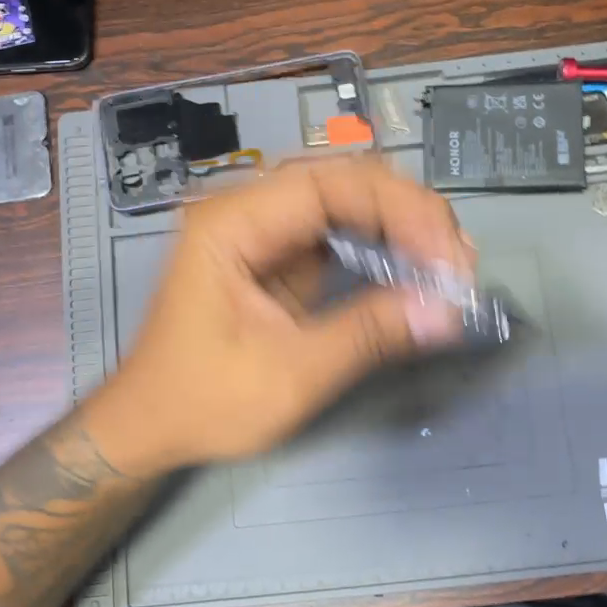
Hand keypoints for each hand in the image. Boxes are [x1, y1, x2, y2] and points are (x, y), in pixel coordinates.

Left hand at [80, 158, 471, 475]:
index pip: (329, 183)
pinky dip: (383, 248)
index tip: (446, 254)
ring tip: (449, 266)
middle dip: (409, 213)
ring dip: (402, 227)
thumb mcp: (290, 375)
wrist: (149, 425)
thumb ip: (368, 334)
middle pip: (343, 181)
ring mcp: (262, 231)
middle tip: (457, 262)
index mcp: (231, 223)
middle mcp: (246, 211)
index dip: (400, 208)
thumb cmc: (202, 402)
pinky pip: (340, 233)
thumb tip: (446, 312)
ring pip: (347, 201)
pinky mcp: (277, 256)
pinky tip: (416, 271)